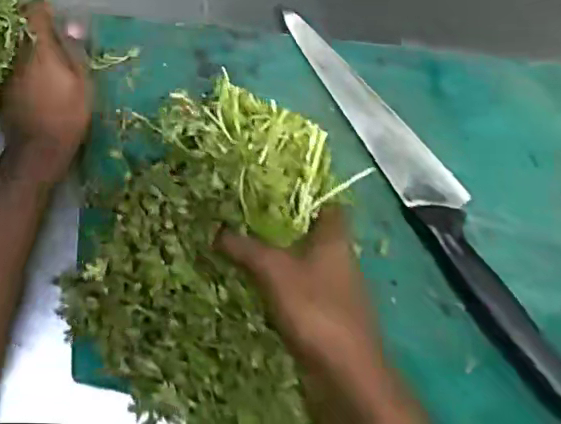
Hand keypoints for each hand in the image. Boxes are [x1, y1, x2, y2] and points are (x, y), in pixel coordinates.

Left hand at [0, 0, 91, 186]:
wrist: (36, 150)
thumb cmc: (66, 115)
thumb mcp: (82, 82)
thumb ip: (75, 49)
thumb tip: (72, 23)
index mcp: (39, 46)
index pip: (34, 11)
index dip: (44, 9)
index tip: (55, 15)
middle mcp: (17, 52)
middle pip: (18, 23)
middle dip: (30, 21)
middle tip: (47, 28)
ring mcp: (5, 67)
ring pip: (11, 40)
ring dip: (22, 39)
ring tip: (39, 47)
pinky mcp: (0, 83)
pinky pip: (8, 59)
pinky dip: (17, 57)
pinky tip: (30, 69)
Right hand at [216, 208, 426, 423]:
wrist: (347, 377)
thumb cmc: (314, 308)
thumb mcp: (269, 268)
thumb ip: (241, 245)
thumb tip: (214, 231)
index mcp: (335, 241)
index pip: (329, 205)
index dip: (307, 193)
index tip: (276, 184)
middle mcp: (341, 262)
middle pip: (314, 233)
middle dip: (284, 224)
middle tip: (248, 210)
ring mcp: (338, 292)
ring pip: (306, 262)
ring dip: (281, 255)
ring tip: (244, 243)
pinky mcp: (329, 318)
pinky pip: (302, 289)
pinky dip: (282, 284)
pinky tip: (256, 283)